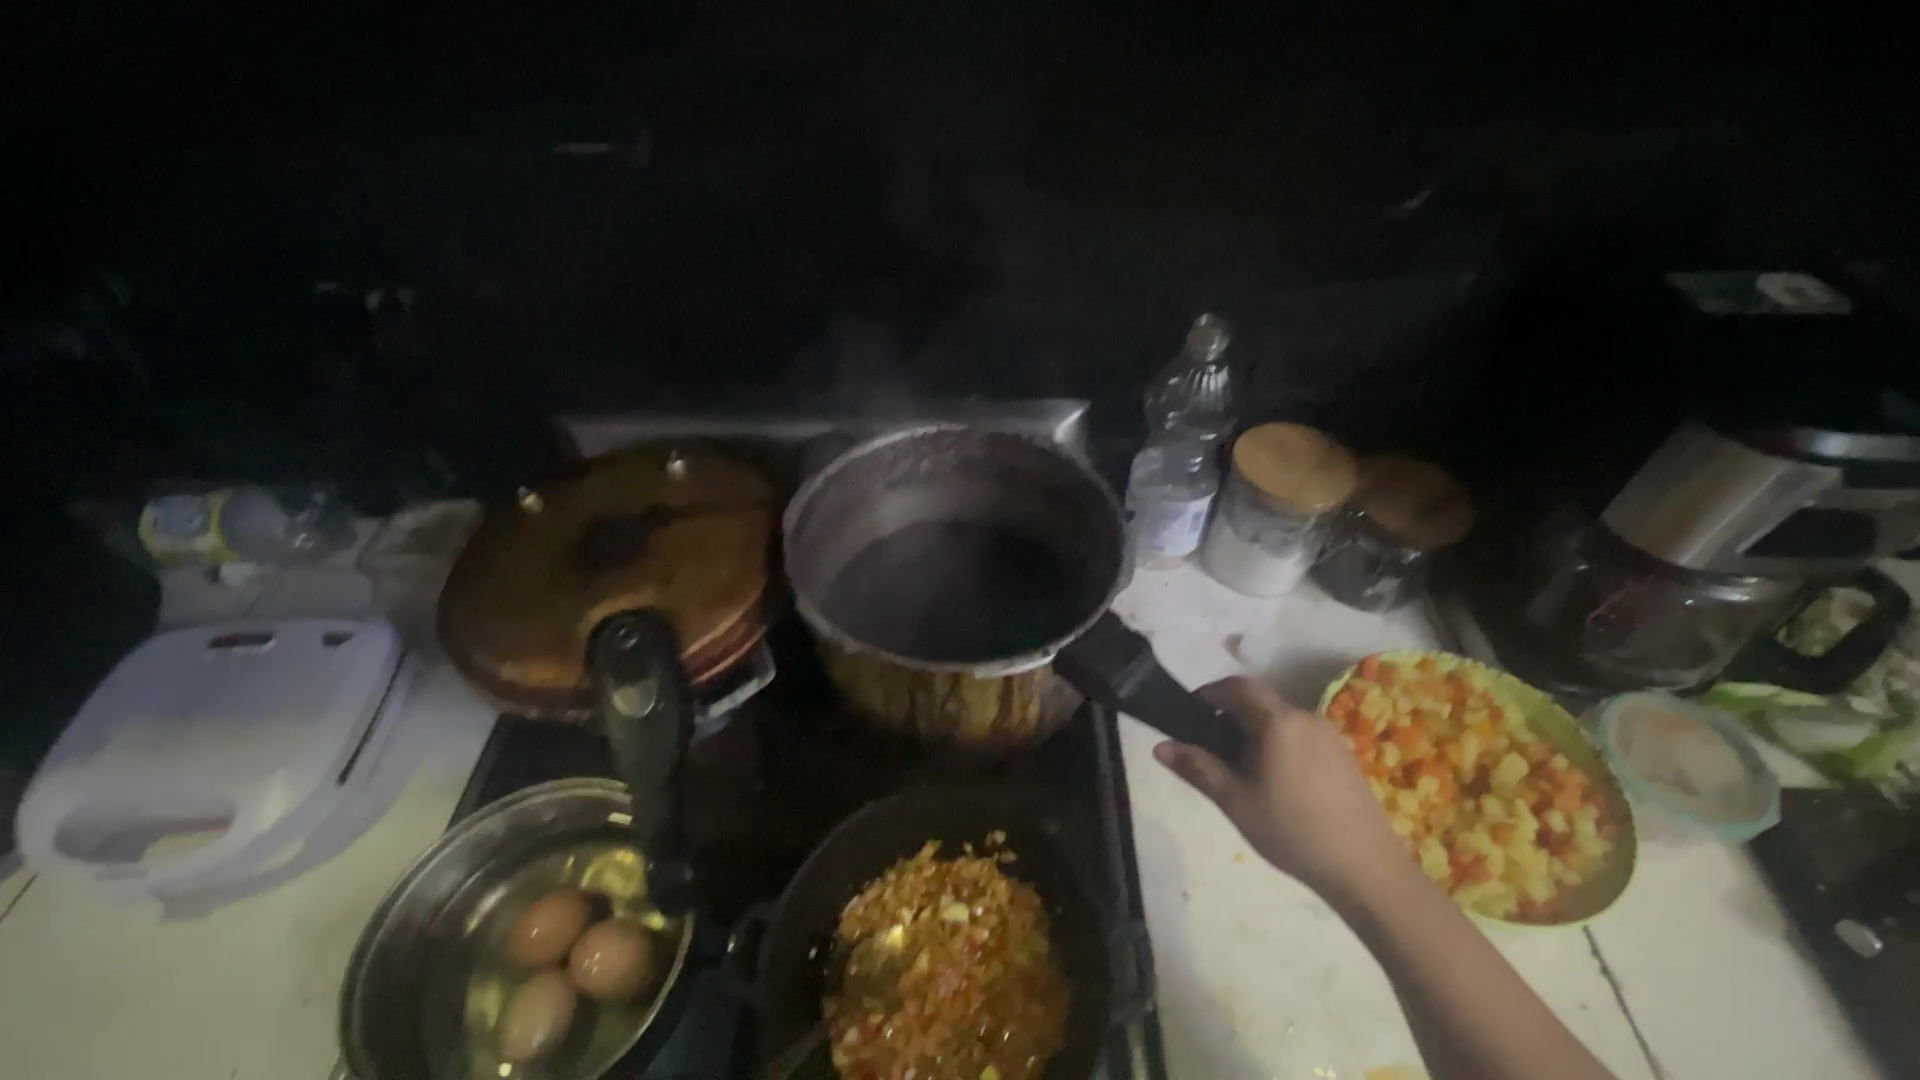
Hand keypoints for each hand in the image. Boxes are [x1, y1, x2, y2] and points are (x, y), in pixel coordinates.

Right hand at [1153, 676, 1407, 894]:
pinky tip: (1276, 785)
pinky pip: (1302, 738)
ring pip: (1281, 722)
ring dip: (1256, 735)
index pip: (1238, 686)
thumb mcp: (1234, 801)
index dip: (1210, 693)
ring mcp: (1330, 737)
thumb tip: (1159, 746)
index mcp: (1278, 721)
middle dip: (1230, 718)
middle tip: (1209, 751)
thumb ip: (1197, 768)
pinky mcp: (1344, 758)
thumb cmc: (1292, 830)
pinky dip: (1280, 747)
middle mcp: (1306, 718)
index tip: (1190, 714)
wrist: (1366, 868)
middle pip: (1260, 704)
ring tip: (1240, 773)